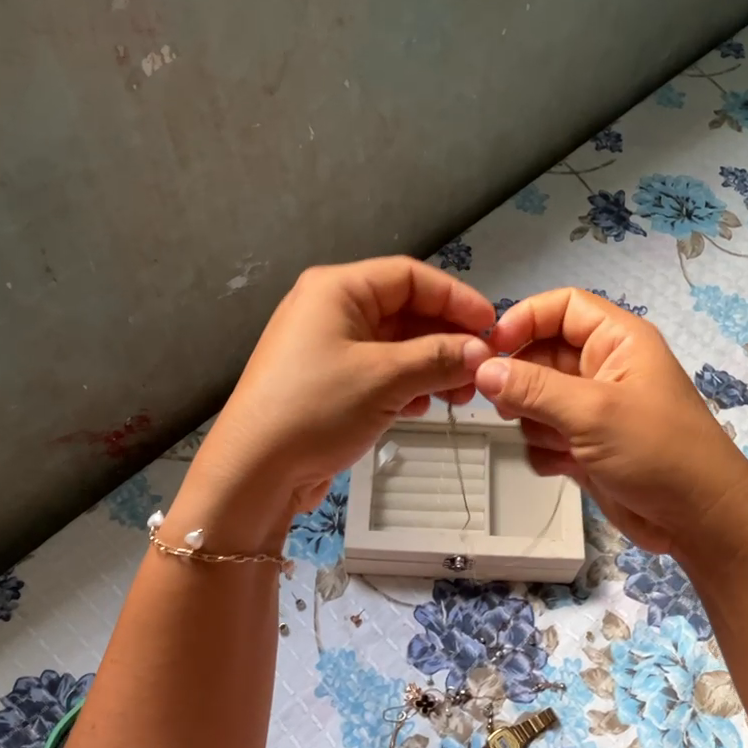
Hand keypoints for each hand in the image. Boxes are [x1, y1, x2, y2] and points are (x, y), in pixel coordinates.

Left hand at [197, 257, 495, 523]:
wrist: (255, 471)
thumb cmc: (316, 409)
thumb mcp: (385, 378)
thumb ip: (439, 358)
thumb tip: (481, 353)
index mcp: (337, 289)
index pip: (410, 277)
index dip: (455, 298)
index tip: (492, 327)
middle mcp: (330, 311)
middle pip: (404, 312)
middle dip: (446, 339)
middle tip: (481, 370)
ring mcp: (327, 350)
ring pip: (395, 347)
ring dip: (430, 367)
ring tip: (460, 397)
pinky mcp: (328, 386)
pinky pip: (379, 374)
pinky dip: (406, 387)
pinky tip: (422, 408)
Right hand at [475, 288, 747, 554]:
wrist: (696, 519)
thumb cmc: (658, 452)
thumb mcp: (592, 412)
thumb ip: (533, 388)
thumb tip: (483, 369)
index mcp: (617, 341)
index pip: (562, 308)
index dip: (524, 319)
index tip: (492, 348)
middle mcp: (603, 370)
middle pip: (541, 357)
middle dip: (523, 383)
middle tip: (508, 408)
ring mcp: (592, 411)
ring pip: (536, 402)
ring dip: (535, 424)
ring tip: (558, 444)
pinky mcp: (585, 448)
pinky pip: (544, 438)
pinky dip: (546, 453)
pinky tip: (565, 467)